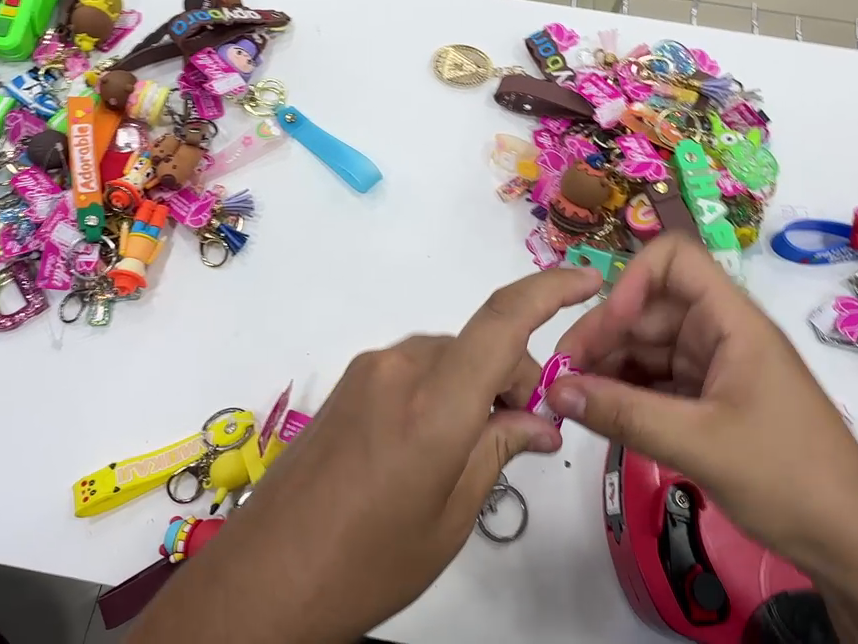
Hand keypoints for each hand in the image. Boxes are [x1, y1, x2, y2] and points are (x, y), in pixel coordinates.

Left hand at [129, 267, 603, 643]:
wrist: (266, 576)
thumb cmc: (371, 560)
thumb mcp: (452, 515)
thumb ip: (499, 450)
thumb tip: (543, 420)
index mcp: (434, 400)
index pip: (503, 319)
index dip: (551, 289)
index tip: (591, 280)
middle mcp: (400, 367)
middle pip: (478, 345)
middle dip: (515, 378)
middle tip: (527, 435)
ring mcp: (368, 372)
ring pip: (447, 356)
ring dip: (475, 385)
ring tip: (476, 448)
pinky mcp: (346, 385)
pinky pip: (413, 370)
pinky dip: (442, 389)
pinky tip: (435, 442)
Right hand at [546, 236, 857, 558]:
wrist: (852, 543)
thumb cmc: (788, 478)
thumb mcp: (699, 444)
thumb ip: (623, 415)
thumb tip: (553, 391)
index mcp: (731, 322)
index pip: (675, 260)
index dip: (634, 281)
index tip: (608, 329)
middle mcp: (720, 334)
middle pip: (648, 309)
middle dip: (603, 337)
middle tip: (561, 380)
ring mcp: (715, 368)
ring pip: (646, 347)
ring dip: (608, 369)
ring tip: (572, 404)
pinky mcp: (710, 401)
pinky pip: (656, 382)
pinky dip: (626, 395)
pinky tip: (600, 418)